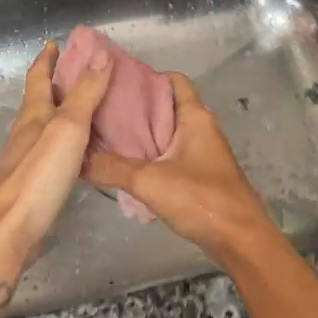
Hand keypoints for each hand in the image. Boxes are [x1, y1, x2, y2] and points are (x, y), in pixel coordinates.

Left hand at [0, 41, 112, 256]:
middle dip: (58, 84)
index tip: (55, 43)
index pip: (38, 78)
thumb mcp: (68, 128)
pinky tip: (81, 153)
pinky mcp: (33, 183)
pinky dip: (68, 143)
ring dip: (64, 114)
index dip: (47, 59)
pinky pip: (53, 152)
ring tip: (91, 110)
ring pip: (46, 127)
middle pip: (40, 100)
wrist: (9, 230)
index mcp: (33, 115)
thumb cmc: (38, 175)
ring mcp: (27, 159)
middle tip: (84, 73)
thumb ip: (85, 93)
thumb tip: (101, 53)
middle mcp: (26, 132)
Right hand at [85, 73, 276, 259]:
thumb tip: (77, 159)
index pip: (173, 81)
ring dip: (141, 137)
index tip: (115, 84)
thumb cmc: (200, 199)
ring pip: (167, 135)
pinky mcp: (201, 176)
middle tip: (101, 113)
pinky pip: (171, 157)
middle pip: (166, 107)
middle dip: (136, 109)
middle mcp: (201, 129)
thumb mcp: (149, 181)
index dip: (146, 77)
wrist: (240, 240)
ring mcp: (203, 153)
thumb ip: (111, 168)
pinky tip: (125, 170)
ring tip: (106, 140)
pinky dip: (151, 159)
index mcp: (195, 117)